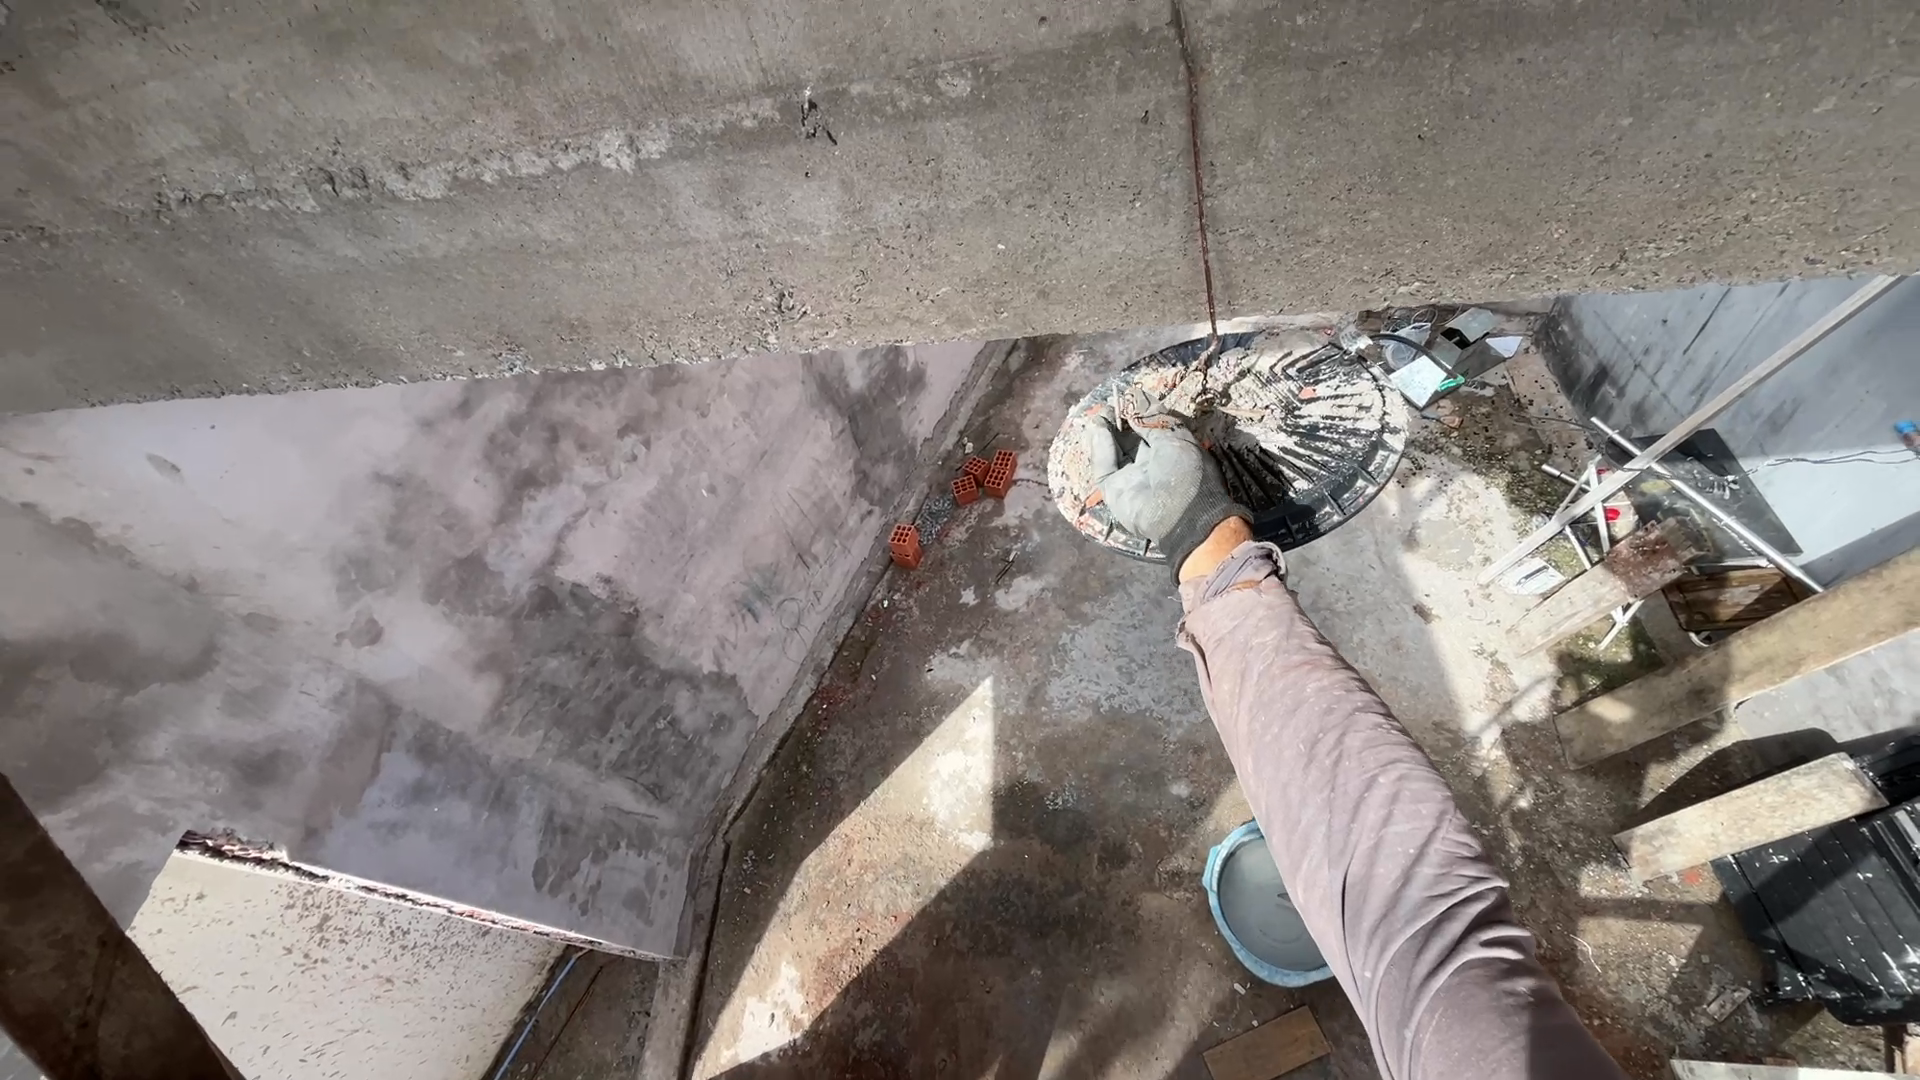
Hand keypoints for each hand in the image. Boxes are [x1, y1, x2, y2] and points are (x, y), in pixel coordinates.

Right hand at [1078, 398, 1250, 581]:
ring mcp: (1131, 477)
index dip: (1140, 411)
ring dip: (1106, 430)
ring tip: (1101, 412)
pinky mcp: (1113, 489)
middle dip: (1120, 420)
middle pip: (1129, 437)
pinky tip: (1098, 428)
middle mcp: (1151, 464)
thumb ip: (1151, 418)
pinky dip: (1100, 446)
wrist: (1180, 515)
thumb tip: (1135, 398)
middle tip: (1112, 403)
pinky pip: (1104, 465)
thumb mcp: (1174, 437)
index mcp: (1172, 451)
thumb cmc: (1186, 473)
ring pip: (1114, 449)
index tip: (1129, 394)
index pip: (1151, 427)